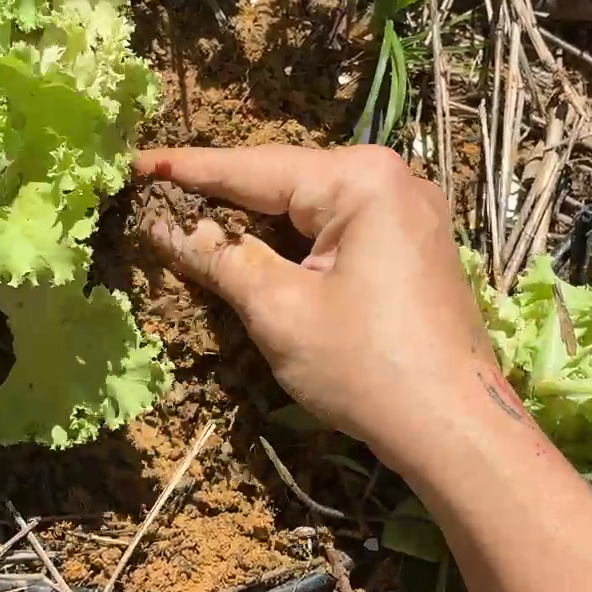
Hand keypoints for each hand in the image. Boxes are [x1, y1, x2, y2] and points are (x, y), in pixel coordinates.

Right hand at [136, 144, 502, 459]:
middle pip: (288, 186)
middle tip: (162, 201)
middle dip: (226, 201)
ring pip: (314, 213)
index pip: (256, 168)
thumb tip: (167, 227)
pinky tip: (265, 258)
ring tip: (201, 229)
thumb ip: (221, 259)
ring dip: (261, 228)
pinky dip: (299, 249)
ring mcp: (413, 217)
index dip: (191, 170)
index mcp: (361, 180)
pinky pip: (342, 236)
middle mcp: (394, 182)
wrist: (453, 428)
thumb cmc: (363, 367)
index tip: (138, 163)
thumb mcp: (279, 310)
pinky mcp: (417, 252)